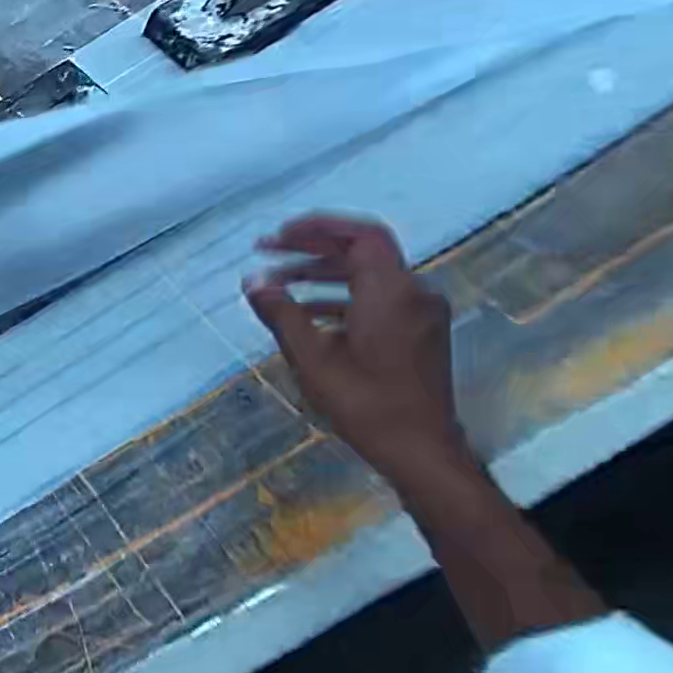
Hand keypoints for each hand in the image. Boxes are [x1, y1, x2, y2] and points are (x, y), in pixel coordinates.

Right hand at [244, 215, 470, 483]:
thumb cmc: (362, 401)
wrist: (417, 445)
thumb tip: (252, 281)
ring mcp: (419, 313)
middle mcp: (414, 294)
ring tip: (276, 283)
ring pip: (367, 275)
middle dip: (311, 248)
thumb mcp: (310, 357)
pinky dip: (337, 295)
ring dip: (320, 273)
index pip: (362, 237)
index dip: (319, 227)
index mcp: (392, 294)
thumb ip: (281, 313)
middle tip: (265, 251)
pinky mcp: (416, 331)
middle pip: (363, 252)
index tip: (276, 235)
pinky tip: (304, 313)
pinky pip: (374, 297)